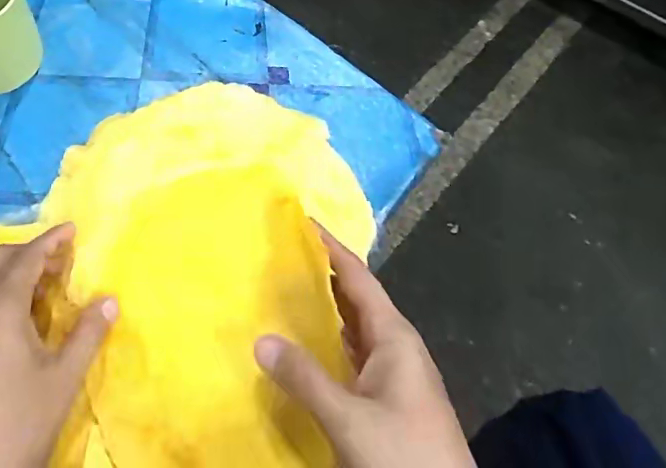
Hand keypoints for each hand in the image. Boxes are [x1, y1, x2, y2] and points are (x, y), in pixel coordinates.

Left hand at [0, 223, 116, 467]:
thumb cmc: (17, 423)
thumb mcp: (62, 379)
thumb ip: (87, 334)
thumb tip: (110, 299)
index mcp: (0, 309)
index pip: (27, 259)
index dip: (51, 240)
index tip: (73, 228)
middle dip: (29, 252)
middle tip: (61, 261)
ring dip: (10, 273)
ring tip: (42, 288)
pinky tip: (17, 322)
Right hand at [254, 228, 474, 467]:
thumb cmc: (404, 454)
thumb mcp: (350, 419)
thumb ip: (306, 380)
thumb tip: (261, 340)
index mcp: (394, 335)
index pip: (358, 277)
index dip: (332, 248)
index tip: (304, 222)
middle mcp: (397, 346)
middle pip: (358, 299)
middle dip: (325, 276)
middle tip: (286, 257)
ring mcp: (396, 376)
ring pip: (357, 330)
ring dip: (328, 312)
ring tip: (289, 294)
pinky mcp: (391, 403)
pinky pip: (356, 358)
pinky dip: (333, 345)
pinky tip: (311, 351)